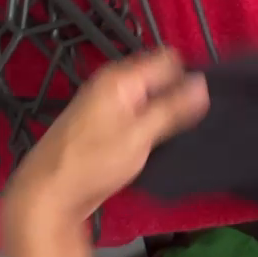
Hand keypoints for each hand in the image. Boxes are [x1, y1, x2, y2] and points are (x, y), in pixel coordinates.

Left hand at [2, 50, 208, 231]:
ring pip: (150, 99)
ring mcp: (107, 107)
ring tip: (186, 133)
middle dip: (179, 94)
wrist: (49, 196)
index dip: (189, 74)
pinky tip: (162, 143)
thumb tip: (202, 84)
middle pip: (158, 79)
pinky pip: (139, 116)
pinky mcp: (106, 128)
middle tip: (199, 118)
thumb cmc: (92, 163)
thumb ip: (173, 108)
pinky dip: (152, 125)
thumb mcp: (140, 135)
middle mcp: (112, 87)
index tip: (208, 97)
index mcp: (119, 80)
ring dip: (167, 113)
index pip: (167, 60)